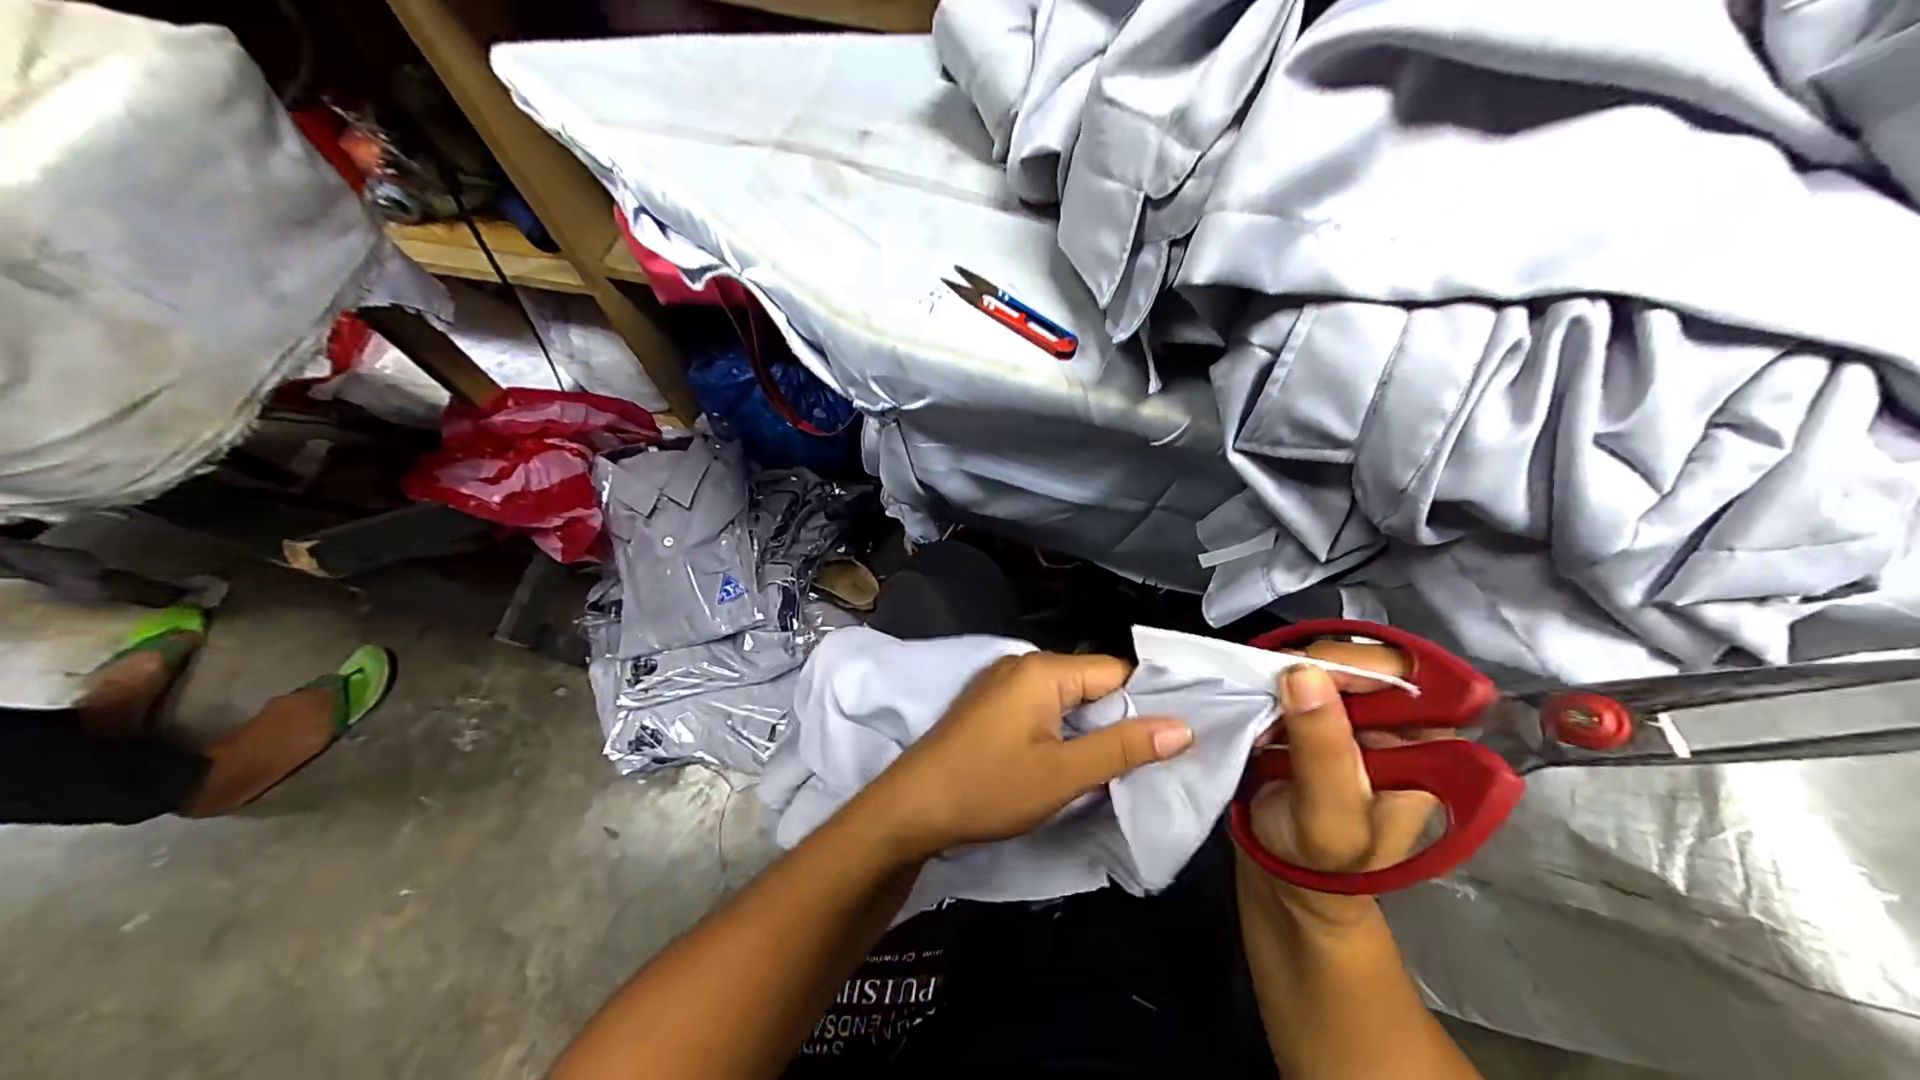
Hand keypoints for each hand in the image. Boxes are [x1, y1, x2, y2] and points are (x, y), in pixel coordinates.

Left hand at [854, 651, 1193, 862]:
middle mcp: (1022, 665)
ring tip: (1120, 765)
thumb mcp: (1063, 774)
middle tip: (1153, 759)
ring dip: (1091, 729)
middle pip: (1091, 684)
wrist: (911, 809)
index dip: (1148, 703)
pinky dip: (1063, 732)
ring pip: (1068, 700)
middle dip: (1120, 719)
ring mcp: (1002, 685)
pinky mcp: (991, 707)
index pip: (1115, 672)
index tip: (1176, 736)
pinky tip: (1073, 761)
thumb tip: (1182, 727)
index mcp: (1042, 670)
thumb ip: (1123, 748)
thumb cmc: (988, 788)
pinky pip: (1043, 709)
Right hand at [1240, 641, 1446, 930]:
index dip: (1362, 663)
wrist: (1284, 876)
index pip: (1410, 677)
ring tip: (1260, 695)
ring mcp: (1345, 713)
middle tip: (1275, 684)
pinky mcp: (1304, 710)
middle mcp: (1390, 720)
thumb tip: (1305, 673)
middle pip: (1360, 659)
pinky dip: (1266, 678)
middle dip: (1314, 664)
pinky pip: (1289, 675)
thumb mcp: (1331, 818)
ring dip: (1284, 670)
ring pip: (1319, 663)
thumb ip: (1323, 752)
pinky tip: (1254, 696)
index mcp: (1424, 744)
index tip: (1313, 672)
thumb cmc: (1322, 862)